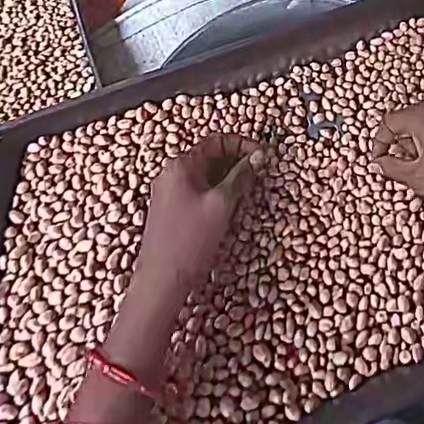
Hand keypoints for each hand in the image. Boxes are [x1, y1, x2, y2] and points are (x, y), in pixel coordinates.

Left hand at [129, 134, 263, 307]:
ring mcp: (169, 193)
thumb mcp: (222, 204)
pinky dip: (217, 193)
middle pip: (210, 157)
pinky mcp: (171, 210)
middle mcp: (171, 174)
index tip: (263, 156)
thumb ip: (240, 177)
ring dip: (229, 179)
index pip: (216, 141)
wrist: (161, 281)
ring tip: (249, 192)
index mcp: (180, 165)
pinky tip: (230, 208)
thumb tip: (259, 156)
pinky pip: (198, 192)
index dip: (242, 145)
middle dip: (237, 163)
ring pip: (206, 176)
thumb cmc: (190, 240)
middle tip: (259, 174)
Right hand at [369, 99, 423, 213]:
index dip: (379, 142)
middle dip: (400, 142)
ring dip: (418, 141)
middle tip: (399, 164)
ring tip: (422, 167)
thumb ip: (391, 167)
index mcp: (421, 115)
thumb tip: (380, 163)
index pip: (389, 122)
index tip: (378, 157)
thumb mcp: (417, 178)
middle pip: (407, 119)